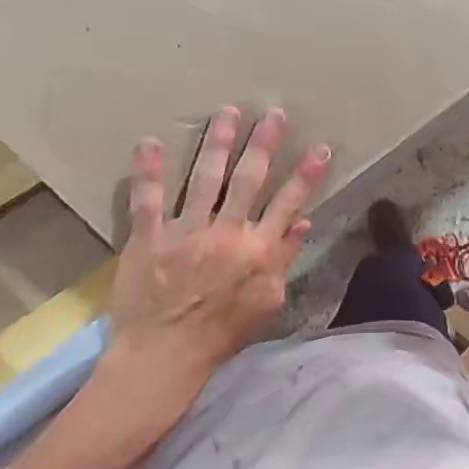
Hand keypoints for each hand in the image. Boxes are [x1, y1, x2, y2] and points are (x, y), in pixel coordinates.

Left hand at [106, 106, 331, 383]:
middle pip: (248, 180)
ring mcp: (185, 232)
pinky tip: (149, 141)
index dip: (306, 175)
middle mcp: (226, 234)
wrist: (164, 356)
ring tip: (227, 113)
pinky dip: (148, 171)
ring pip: (204, 179)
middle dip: (263, 144)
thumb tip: (303, 222)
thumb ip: (285, 259)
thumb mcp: (267, 302)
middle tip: (273, 114)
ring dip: (217, 144)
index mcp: (257, 252)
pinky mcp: (148, 238)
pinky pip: (147, 200)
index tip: (320, 147)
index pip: (288, 204)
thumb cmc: (221, 334)